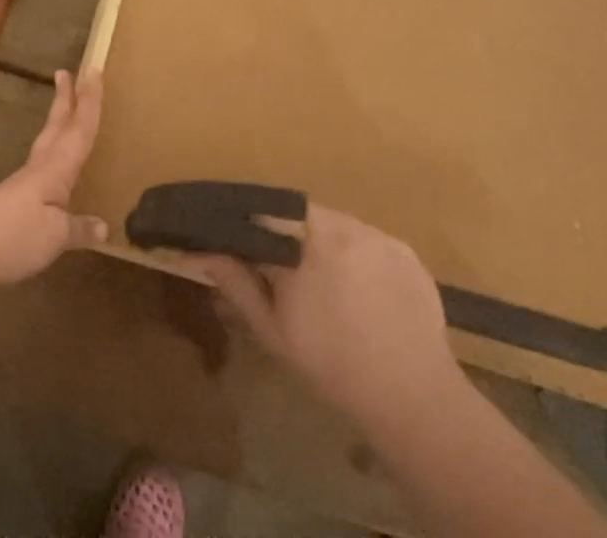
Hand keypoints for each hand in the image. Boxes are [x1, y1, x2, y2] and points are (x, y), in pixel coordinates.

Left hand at [0, 69, 107, 286]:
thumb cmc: (15, 236)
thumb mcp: (56, 236)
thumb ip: (79, 229)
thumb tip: (102, 226)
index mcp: (54, 170)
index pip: (78, 130)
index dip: (90, 102)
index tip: (94, 70)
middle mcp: (37, 171)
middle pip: (55, 128)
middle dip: (66, 101)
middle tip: (68, 72)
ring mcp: (19, 187)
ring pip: (45, 146)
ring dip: (56, 125)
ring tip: (63, 114)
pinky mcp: (8, 205)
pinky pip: (38, 172)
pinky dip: (50, 159)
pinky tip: (51, 175)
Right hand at [196, 205, 461, 429]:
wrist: (411, 393)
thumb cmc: (330, 364)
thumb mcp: (271, 328)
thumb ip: (235, 282)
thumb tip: (195, 252)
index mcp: (302, 246)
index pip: (258, 217)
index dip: (242, 229)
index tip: (235, 248)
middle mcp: (341, 229)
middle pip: (296, 214)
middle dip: (282, 233)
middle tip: (278, 268)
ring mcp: (377, 236)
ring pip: (331, 222)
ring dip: (316, 239)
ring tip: (318, 277)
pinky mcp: (403, 249)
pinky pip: (364, 237)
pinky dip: (351, 252)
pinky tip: (355, 286)